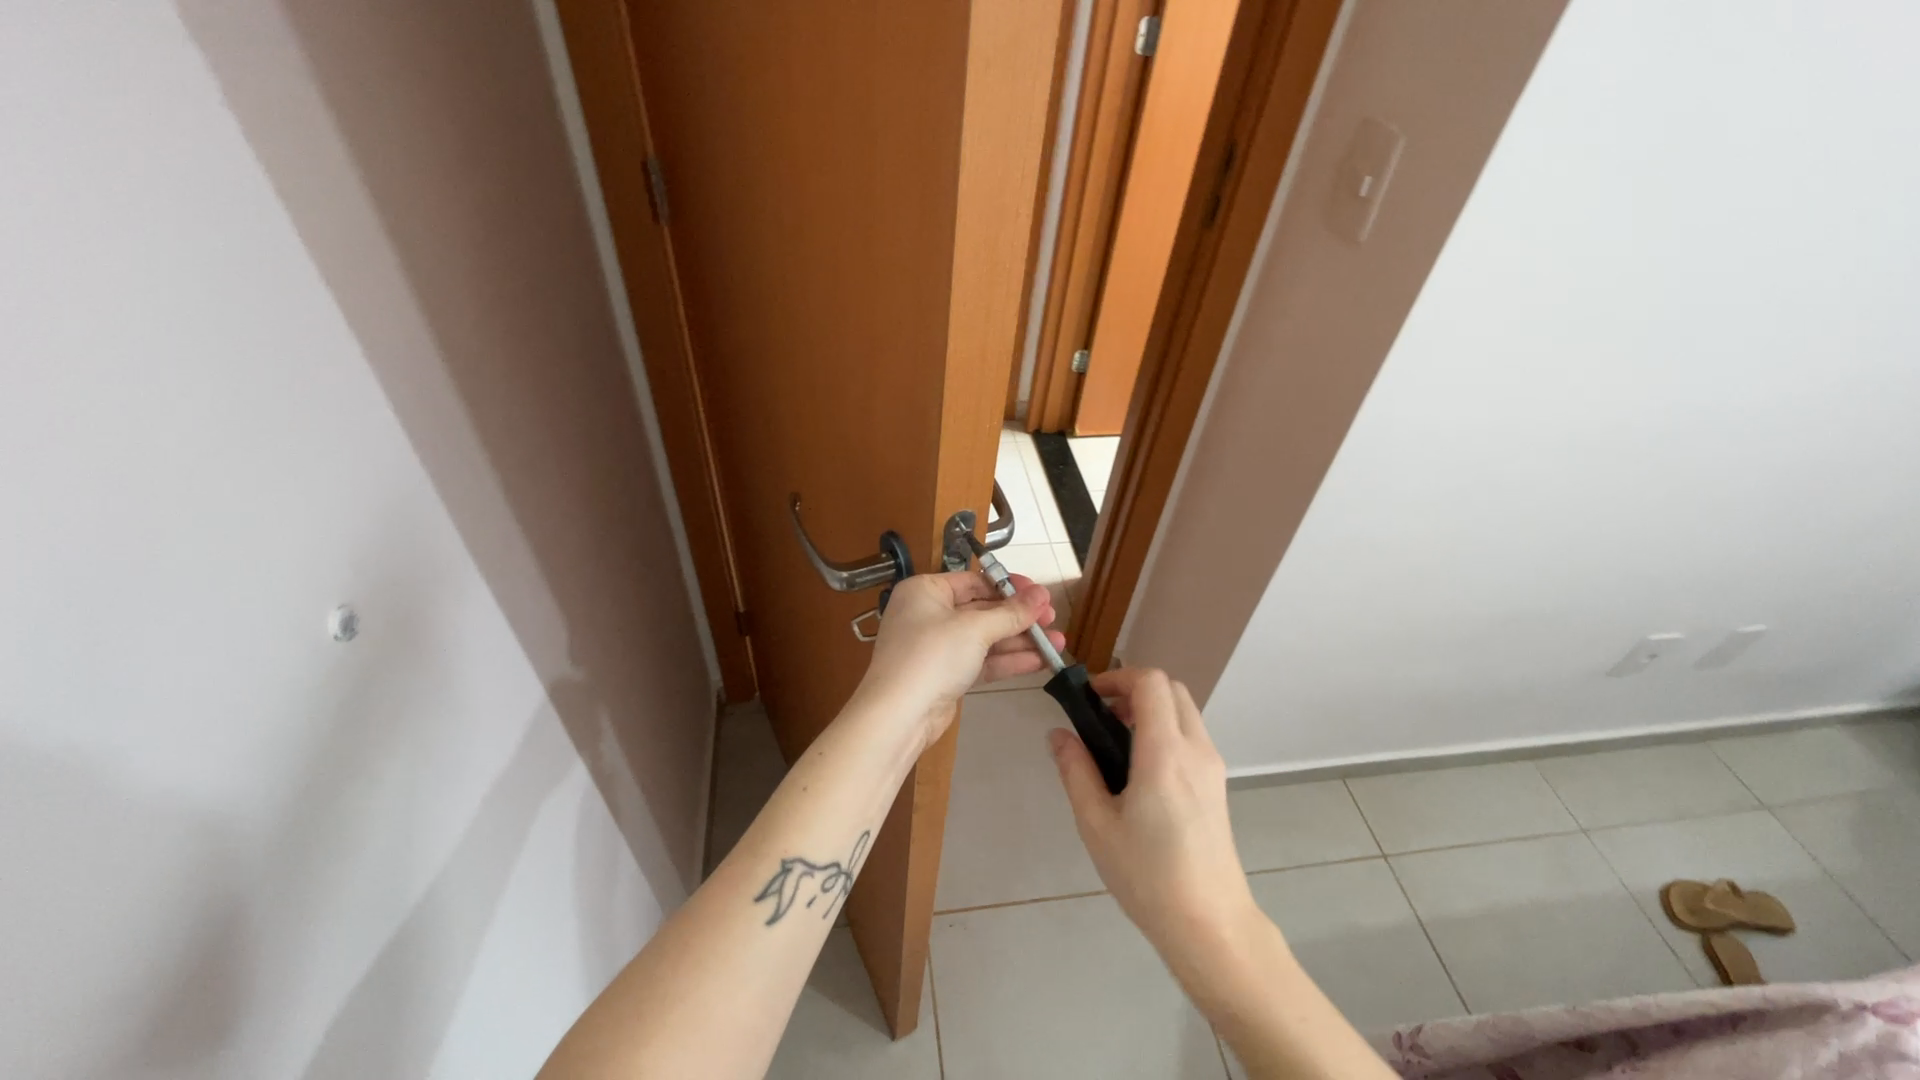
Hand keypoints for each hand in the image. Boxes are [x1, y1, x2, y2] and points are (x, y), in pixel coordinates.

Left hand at [852, 570, 1065, 750]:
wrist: (899, 715)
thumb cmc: (932, 656)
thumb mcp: (975, 629)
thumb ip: (1011, 613)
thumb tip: (1041, 595)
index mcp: (925, 591)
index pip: (974, 581)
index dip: (1009, 587)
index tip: (1040, 594)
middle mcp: (929, 614)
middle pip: (982, 610)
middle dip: (1019, 617)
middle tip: (1052, 620)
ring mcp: (937, 646)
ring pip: (985, 638)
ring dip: (1019, 641)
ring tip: (1056, 644)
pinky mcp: (946, 674)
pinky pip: (981, 660)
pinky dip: (1007, 660)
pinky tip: (1039, 661)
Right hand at [1049, 668, 1257, 957]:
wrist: (1209, 923)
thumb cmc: (1147, 875)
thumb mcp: (1097, 824)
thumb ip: (1076, 771)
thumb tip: (1058, 734)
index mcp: (1165, 753)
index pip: (1151, 683)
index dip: (1117, 678)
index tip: (1088, 698)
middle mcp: (1196, 749)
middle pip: (1172, 689)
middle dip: (1134, 690)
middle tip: (1100, 718)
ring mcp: (1212, 767)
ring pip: (1185, 712)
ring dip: (1151, 710)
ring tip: (1116, 746)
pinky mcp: (1217, 785)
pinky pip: (1192, 737)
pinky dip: (1166, 731)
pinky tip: (1141, 771)